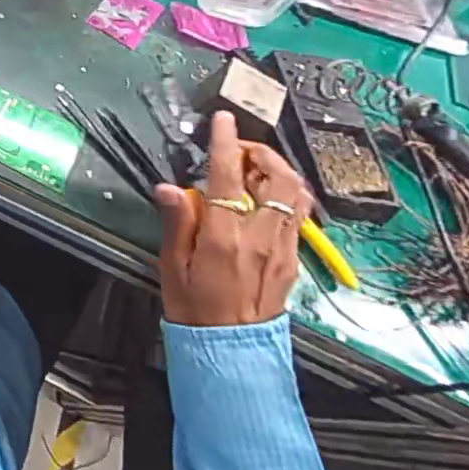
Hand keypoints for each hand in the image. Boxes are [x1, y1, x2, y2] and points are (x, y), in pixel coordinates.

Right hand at [152, 112, 315, 326]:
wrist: (231, 348)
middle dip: (260, 152)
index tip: (223, 121)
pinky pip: (299, 213)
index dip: (226, 144)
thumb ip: (177, 222)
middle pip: (277, 178)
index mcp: (225, 238)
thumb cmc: (192, 305)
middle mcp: (261, 237)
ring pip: (297, 192)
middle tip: (236, 148)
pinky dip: (286, 191)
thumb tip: (169, 187)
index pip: (227, 178)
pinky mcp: (294, 257)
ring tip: (253, 167)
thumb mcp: (172, 264)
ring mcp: (285, 247)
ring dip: (279, 169)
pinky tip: (266, 194)